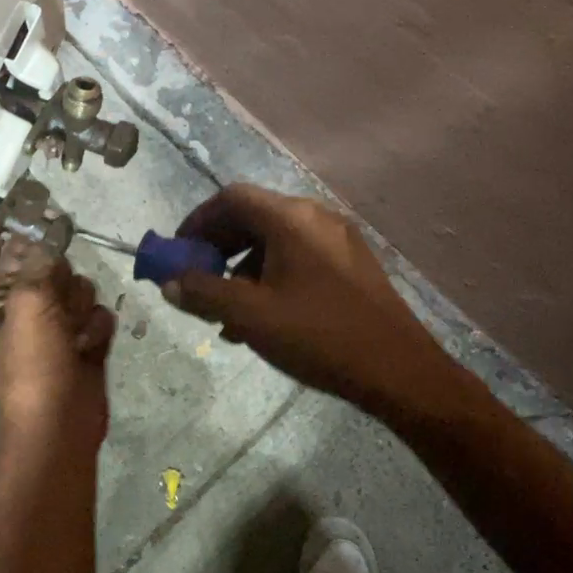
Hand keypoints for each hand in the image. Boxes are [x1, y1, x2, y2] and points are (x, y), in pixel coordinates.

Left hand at [0, 236, 116, 444]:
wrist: (57, 425)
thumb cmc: (32, 362)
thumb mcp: (28, 303)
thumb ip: (40, 263)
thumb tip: (46, 232)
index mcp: (4, 295)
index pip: (20, 250)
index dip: (38, 239)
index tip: (57, 226)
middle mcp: (30, 305)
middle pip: (59, 267)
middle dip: (65, 284)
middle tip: (58, 307)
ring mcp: (60, 325)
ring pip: (84, 290)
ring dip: (83, 312)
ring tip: (73, 338)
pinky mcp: (87, 342)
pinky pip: (101, 317)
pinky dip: (98, 332)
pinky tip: (90, 350)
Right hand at [166, 184, 462, 415]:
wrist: (402, 374)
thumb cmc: (319, 336)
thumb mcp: (250, 316)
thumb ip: (203, 293)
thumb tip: (169, 282)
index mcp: (291, 218)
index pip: (231, 198)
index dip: (197, 220)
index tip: (178, 250)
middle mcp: (316, 217)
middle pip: (253, 215)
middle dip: (218, 245)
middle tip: (196, 276)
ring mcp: (339, 240)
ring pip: (276, 240)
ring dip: (242, 266)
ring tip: (227, 310)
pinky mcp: (353, 265)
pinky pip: (299, 256)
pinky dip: (271, 275)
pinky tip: (264, 317)